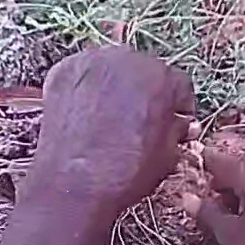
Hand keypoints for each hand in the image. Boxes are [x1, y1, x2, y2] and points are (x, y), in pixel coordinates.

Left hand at [20, 48, 194, 222]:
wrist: (76, 184)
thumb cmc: (125, 174)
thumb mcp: (166, 158)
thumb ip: (177, 131)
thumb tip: (178, 124)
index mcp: (162, 78)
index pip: (179, 86)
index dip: (178, 108)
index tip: (173, 122)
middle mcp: (129, 60)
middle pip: (145, 74)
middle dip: (147, 96)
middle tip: (140, 124)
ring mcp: (94, 62)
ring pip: (114, 73)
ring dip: (117, 91)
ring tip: (111, 123)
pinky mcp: (65, 70)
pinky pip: (85, 78)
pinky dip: (89, 93)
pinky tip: (88, 119)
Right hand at [196, 150, 244, 244]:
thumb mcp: (227, 235)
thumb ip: (207, 212)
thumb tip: (188, 198)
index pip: (232, 165)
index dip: (213, 161)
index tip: (199, 155)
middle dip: (226, 176)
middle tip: (207, 183)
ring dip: (237, 190)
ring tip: (219, 203)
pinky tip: (238, 215)